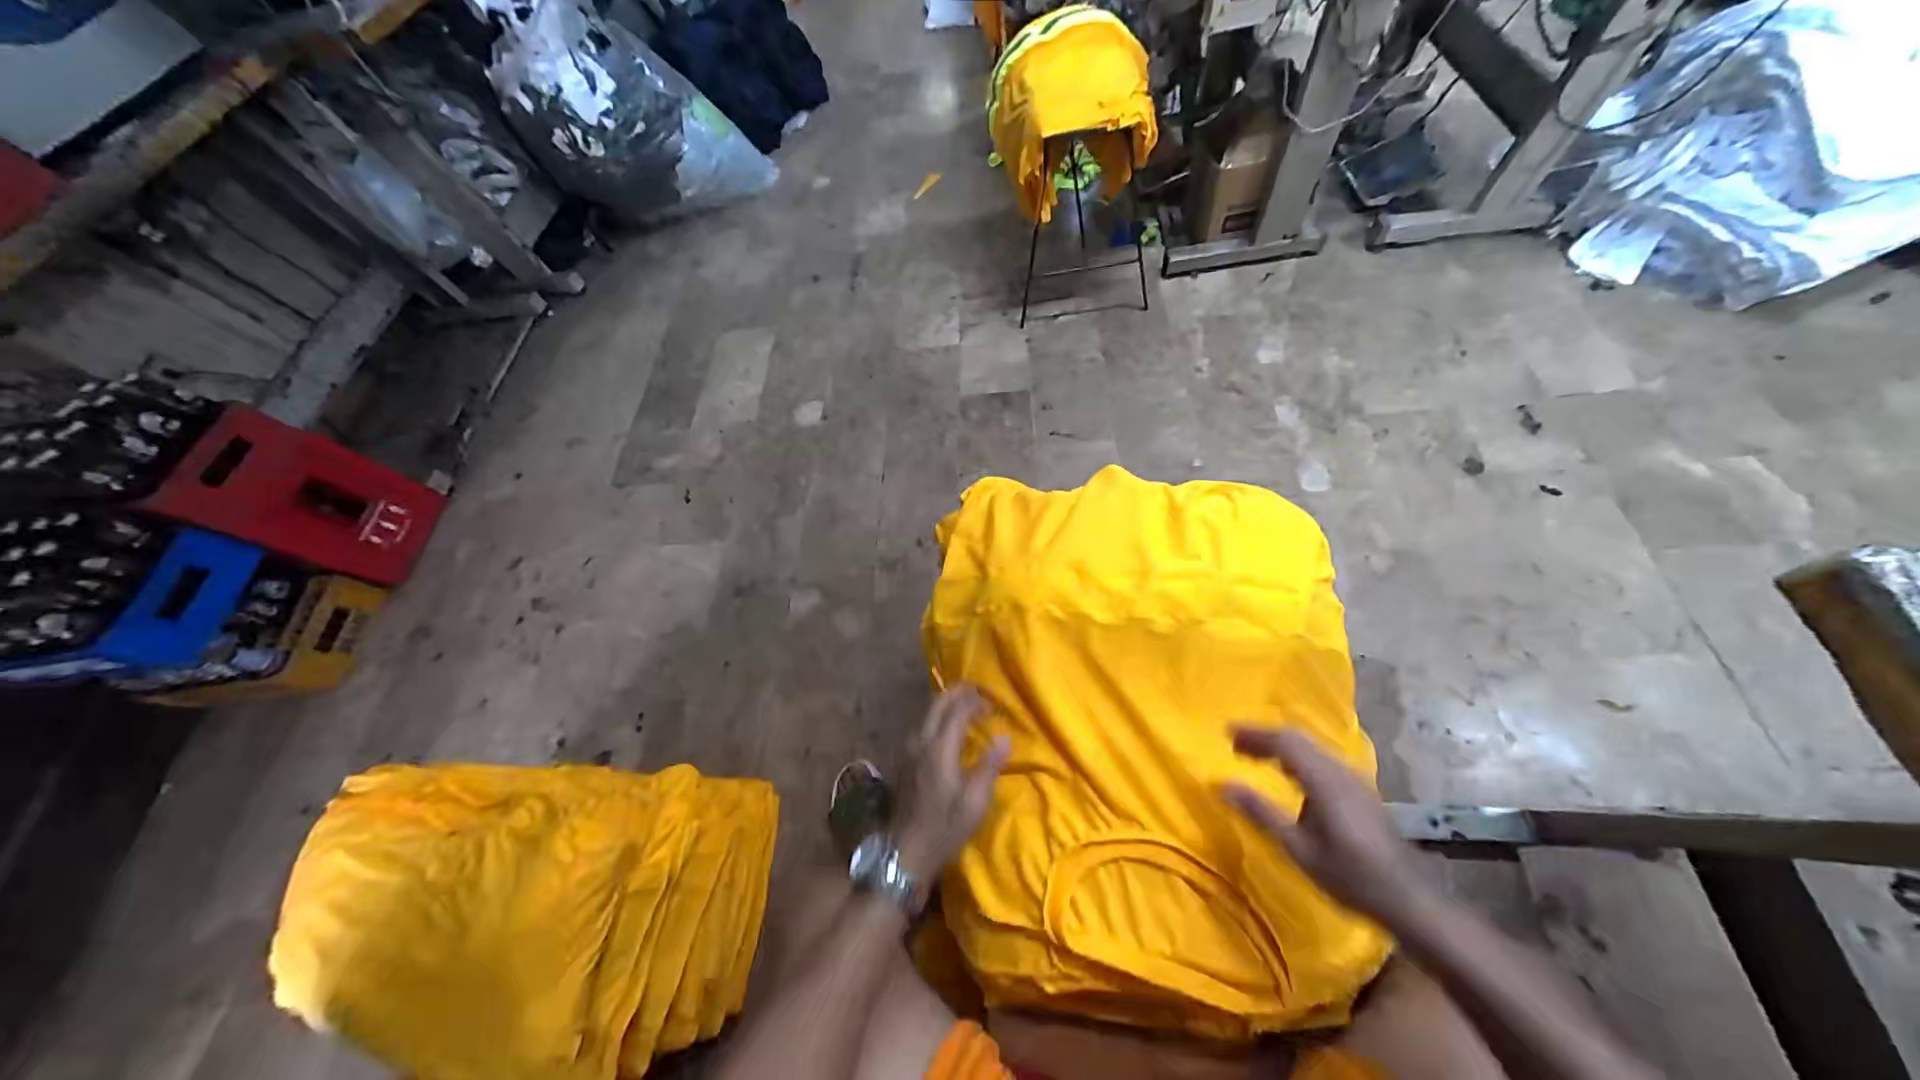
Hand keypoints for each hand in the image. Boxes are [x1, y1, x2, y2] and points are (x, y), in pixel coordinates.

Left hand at [897, 685, 1010, 882]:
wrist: (905, 850)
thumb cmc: (945, 828)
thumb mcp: (975, 802)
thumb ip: (989, 767)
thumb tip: (1004, 738)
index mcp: (939, 749)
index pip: (957, 711)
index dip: (975, 702)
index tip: (993, 705)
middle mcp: (921, 742)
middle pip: (937, 704)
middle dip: (958, 693)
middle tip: (978, 692)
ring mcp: (909, 750)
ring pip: (927, 713)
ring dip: (946, 703)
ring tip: (966, 705)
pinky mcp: (905, 760)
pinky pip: (922, 726)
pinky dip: (937, 717)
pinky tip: (947, 728)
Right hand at [1222, 727, 1427, 922]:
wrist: (1408, 899)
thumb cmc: (1349, 876)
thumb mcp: (1297, 848)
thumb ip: (1260, 812)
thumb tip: (1222, 784)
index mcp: (1324, 781)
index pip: (1284, 742)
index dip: (1254, 734)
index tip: (1226, 733)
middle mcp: (1340, 772)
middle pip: (1298, 739)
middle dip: (1264, 736)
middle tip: (1235, 744)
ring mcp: (1354, 780)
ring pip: (1311, 747)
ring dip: (1281, 745)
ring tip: (1255, 755)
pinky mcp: (1360, 790)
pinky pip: (1321, 759)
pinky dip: (1296, 756)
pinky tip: (1288, 773)